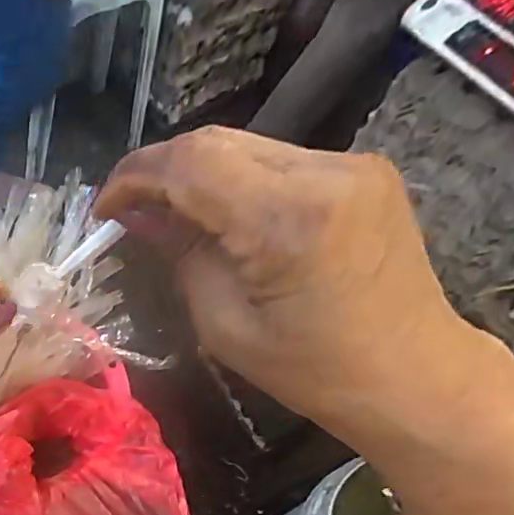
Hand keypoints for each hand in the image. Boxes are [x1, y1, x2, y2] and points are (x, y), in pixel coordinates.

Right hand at [95, 127, 478, 433]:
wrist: (410, 372)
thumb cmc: (311, 370)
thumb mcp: (223, 325)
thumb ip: (180, 256)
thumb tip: (138, 218)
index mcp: (287, 220)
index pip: (190, 163)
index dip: (134, 176)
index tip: (103, 209)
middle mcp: (325, 171)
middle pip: (215, 142)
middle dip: (159, 172)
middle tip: (127, 212)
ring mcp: (350, 164)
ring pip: (244, 146)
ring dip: (196, 176)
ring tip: (168, 216)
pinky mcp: (361, 170)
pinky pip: (277, 161)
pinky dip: (234, 181)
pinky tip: (220, 215)